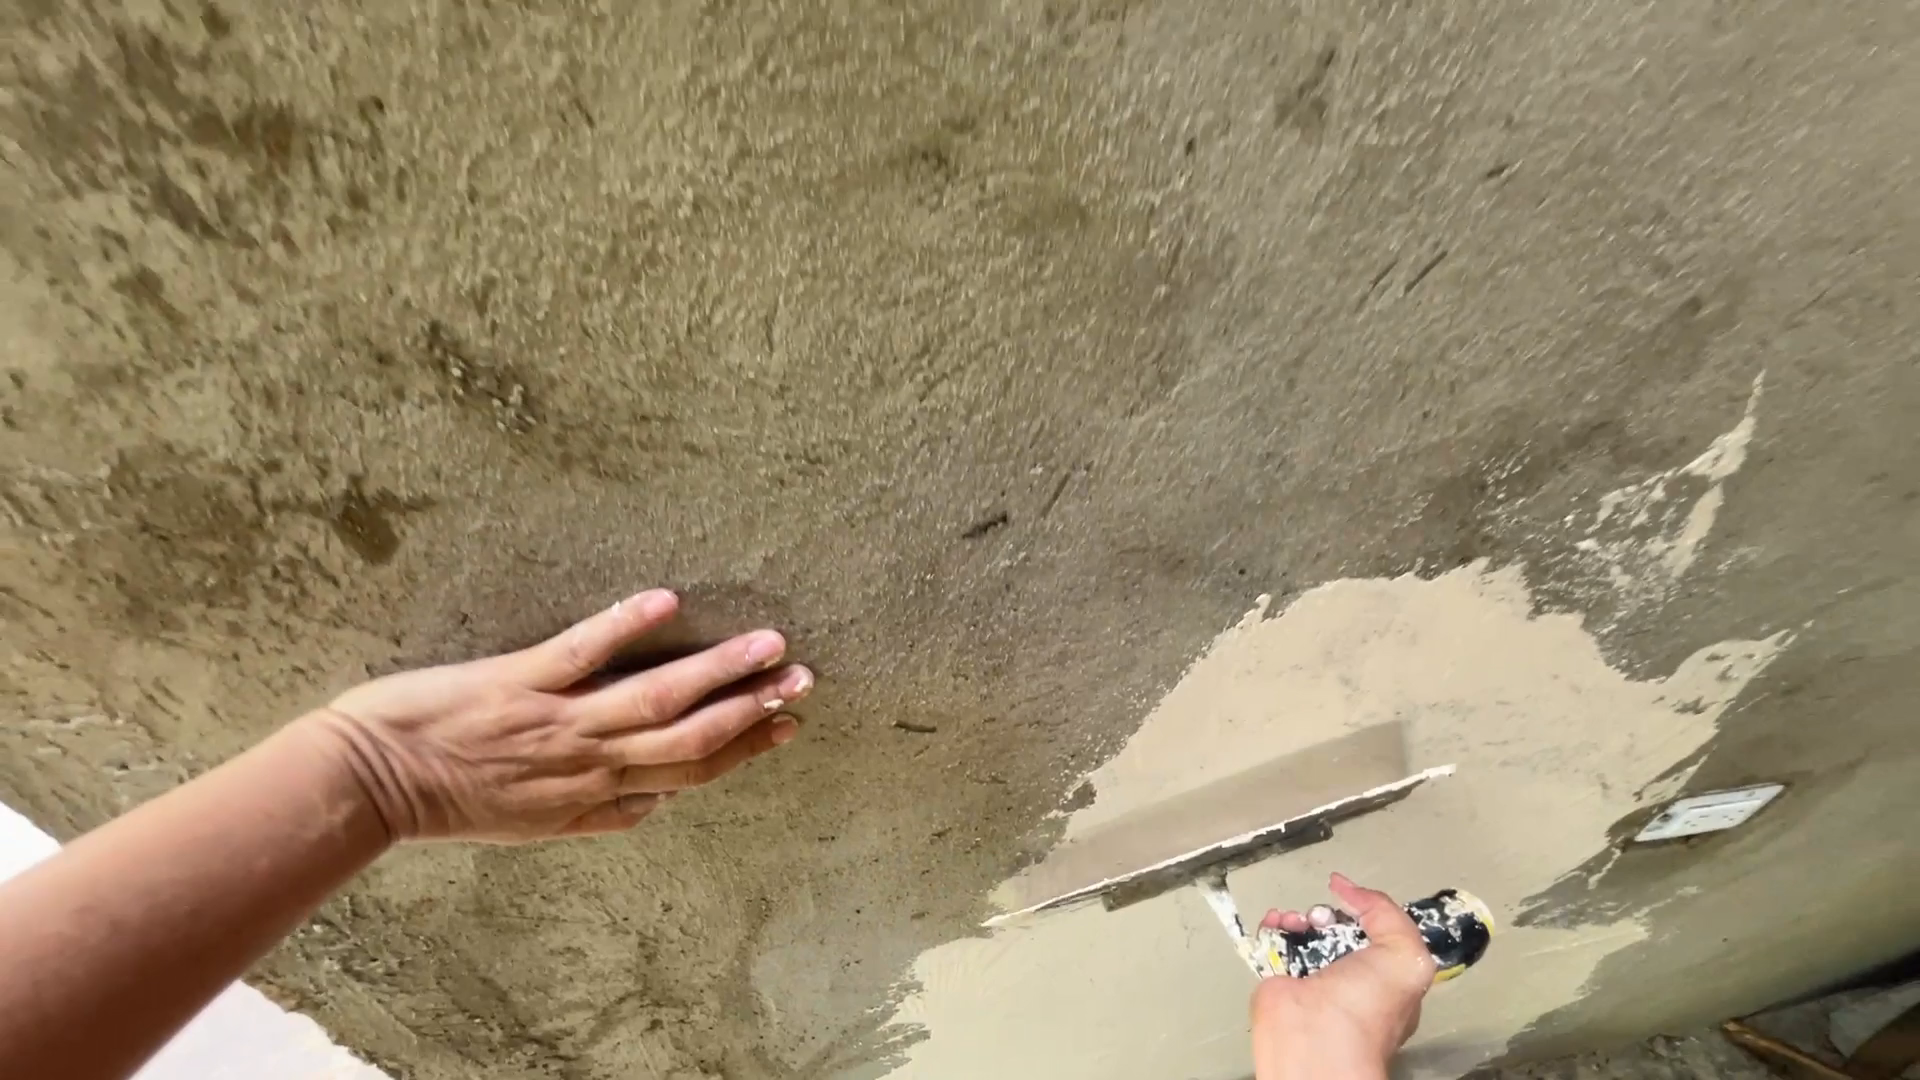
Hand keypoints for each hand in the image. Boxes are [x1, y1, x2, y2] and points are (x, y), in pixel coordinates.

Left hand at [307, 589, 810, 842]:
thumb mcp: (537, 828)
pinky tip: (667, 599)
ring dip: (716, 669)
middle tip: (802, 680)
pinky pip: (580, 651)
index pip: (692, 770)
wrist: (360, 787)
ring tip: (767, 643)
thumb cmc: (453, 802)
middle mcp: (591, 758)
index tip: (789, 726)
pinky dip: (625, 627)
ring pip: (654, 695)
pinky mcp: (518, 680)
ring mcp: (557, 718)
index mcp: (598, 792)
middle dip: (752, 708)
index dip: (746, 748)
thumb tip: (659, 805)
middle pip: (689, 734)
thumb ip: (603, 814)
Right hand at [1249, 873, 1433, 1079]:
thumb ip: (1387, 914)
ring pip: (1303, 929)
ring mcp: (1311, 974)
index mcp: (1384, 978)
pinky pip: (1274, 938)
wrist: (1315, 1037)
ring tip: (1294, 921)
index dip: (1365, 910)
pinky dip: (1272, 923)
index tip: (1348, 898)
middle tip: (1321, 918)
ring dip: (1297, 915)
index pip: (1376, 933)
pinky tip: (1275, 922)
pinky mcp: (1279, 972)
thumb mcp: (1405, 958)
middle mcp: (1348, 977)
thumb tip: (1346, 888)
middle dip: (1327, 912)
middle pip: (1336, 927)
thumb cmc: (1366, 1005)